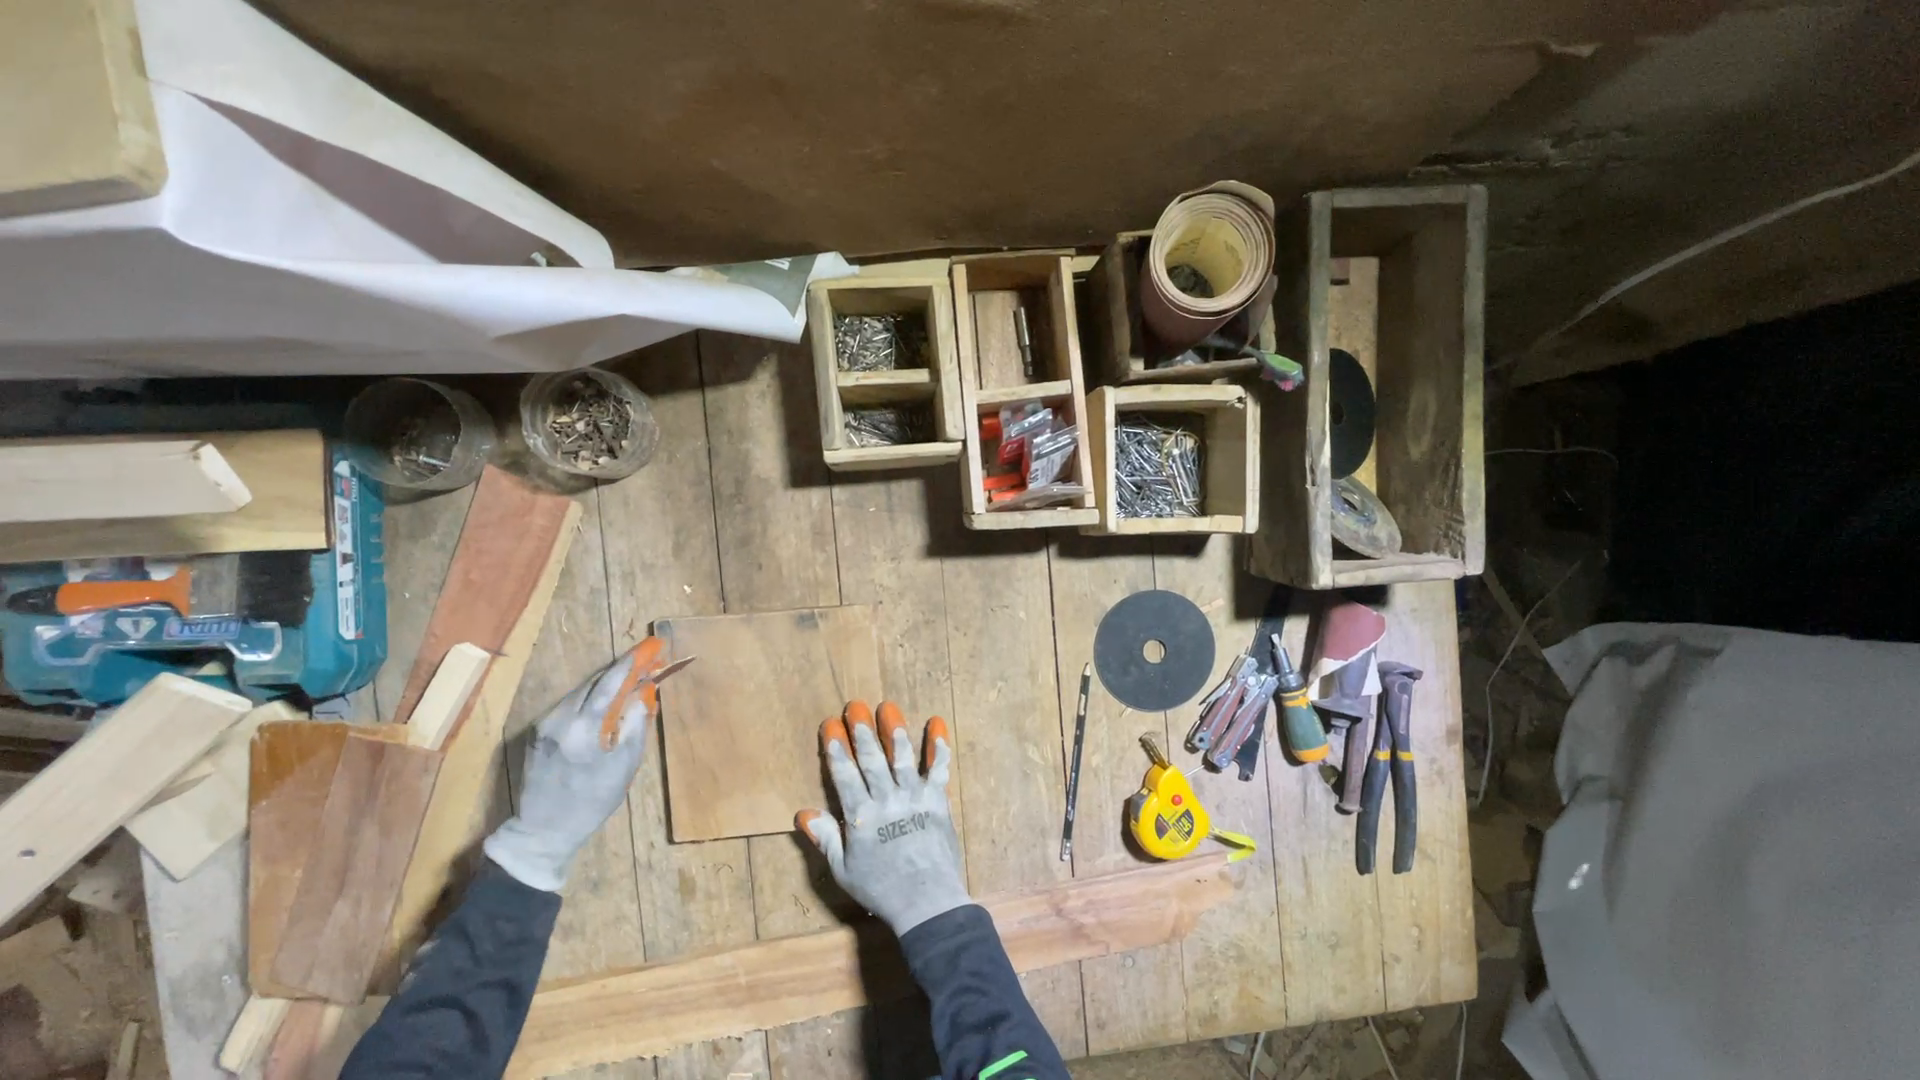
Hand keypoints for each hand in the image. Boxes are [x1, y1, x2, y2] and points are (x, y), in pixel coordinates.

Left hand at [483, 651, 649, 892]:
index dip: (630, 664)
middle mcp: (559, 719)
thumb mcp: (624, 766)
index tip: (649, 649)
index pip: (609, 684)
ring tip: (627, 685)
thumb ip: (635, 725)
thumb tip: (645, 693)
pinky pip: (567, 707)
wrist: (543, 831)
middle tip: (643, 664)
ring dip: (603, 687)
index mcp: (583, 728)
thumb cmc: (592, 802)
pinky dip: (588, 702)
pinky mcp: (536, 733)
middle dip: (618, 672)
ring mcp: (543, 725)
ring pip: (579, 694)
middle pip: (592, 684)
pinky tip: (602, 708)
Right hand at [797, 701, 970, 935]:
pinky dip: (938, 747)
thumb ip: (826, 839)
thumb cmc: (881, 889)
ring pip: (902, 758)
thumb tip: (803, 814)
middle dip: (862, 732)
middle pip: (872, 760)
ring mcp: (914, 798)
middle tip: (855, 707)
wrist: (925, 901)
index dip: (837, 750)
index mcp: (861, 816)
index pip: (844, 776)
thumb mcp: (844, 870)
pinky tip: (936, 725)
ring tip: (888, 709)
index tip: (830, 727)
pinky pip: (938, 770)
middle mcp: (886, 800)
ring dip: (894, 732)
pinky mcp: (937, 801)